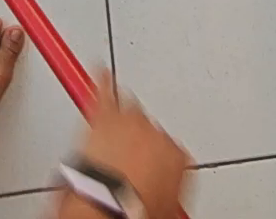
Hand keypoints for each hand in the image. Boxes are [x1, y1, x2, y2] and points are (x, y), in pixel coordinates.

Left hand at [73, 70, 190, 217]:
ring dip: (121, 116)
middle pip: (148, 126)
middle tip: (129, 157)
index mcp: (176, 154)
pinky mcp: (104, 113)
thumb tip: (162, 189)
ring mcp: (129, 119)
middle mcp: (155, 130)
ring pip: (127, 106)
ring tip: (115, 129)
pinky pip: (103, 88)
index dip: (156, 159)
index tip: (149, 168)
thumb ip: (168, 184)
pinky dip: (101, 78)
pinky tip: (99, 70)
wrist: (111, 203)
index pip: (170, 150)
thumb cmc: (138, 207)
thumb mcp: (166, 204)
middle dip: (138, 139)